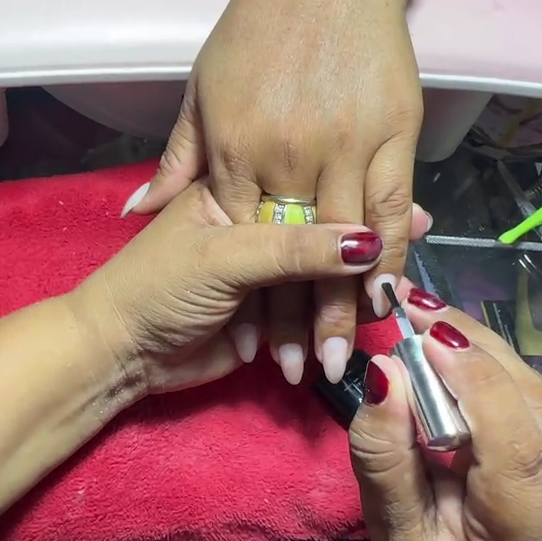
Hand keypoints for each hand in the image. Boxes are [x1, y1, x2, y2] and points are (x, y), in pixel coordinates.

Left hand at [68, 183, 385, 395]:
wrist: (121, 351)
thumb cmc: (158, 287)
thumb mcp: (223, 258)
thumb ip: (291, 249)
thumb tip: (366, 243)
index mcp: (235, 193)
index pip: (308, 189)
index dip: (355, 200)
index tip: (410, 210)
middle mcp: (253, 225)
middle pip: (322, 229)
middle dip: (367, 241)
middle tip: (420, 239)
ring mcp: (261, 270)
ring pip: (320, 271)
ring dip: (357, 282)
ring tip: (402, 284)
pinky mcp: (264, 311)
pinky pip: (310, 307)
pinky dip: (339, 311)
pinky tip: (373, 309)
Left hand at [129, 0, 424, 389]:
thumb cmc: (250, 36)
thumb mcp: (201, 96)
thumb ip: (179, 161)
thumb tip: (137, 207)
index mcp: (236, 151)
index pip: (245, 241)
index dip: (254, 294)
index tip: (257, 347)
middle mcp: (288, 156)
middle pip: (295, 253)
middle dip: (305, 319)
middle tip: (313, 370)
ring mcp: (343, 146)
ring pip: (346, 241)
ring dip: (349, 301)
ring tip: (355, 349)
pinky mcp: (392, 133)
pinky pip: (392, 207)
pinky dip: (393, 251)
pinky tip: (392, 288)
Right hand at [349, 295, 541, 540]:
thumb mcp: (392, 534)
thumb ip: (384, 460)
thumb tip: (386, 374)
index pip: (518, 452)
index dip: (476, 385)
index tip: (423, 336)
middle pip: (539, 409)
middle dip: (477, 351)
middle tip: (416, 310)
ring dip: (487, 350)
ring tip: (431, 320)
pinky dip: (500, 367)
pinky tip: (460, 350)